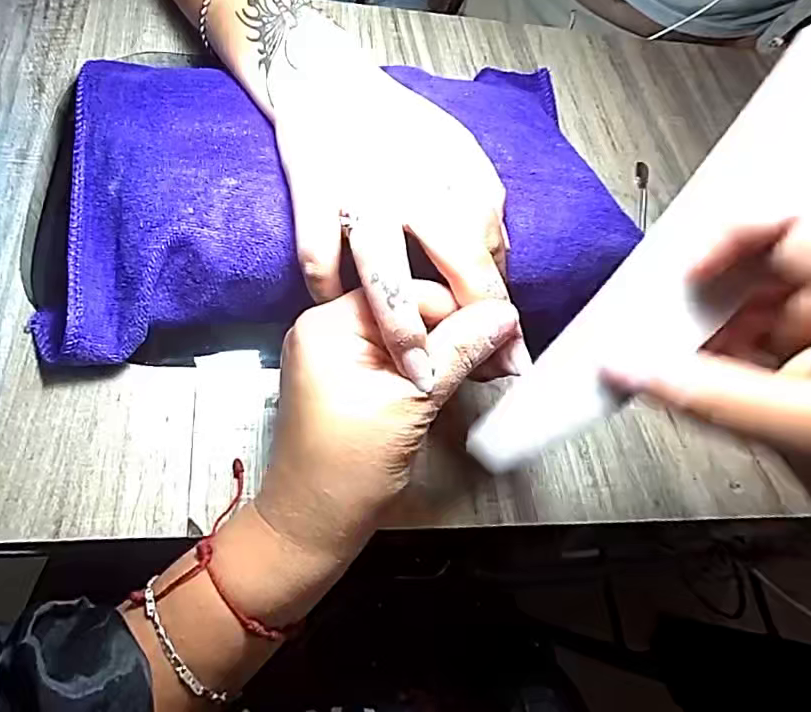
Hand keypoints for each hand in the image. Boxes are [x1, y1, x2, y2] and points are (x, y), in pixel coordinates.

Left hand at [257, 286, 520, 562]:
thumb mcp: (409, 404)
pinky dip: (419, 363)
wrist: (312, 519)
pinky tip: (446, 378)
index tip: (498, 333)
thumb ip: (456, 353)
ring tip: (478, 369)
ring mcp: (330, 349)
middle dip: (453, 330)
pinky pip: (387, 350)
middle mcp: (323, 327)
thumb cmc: (342, 472)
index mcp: (327, 324)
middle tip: (498, 355)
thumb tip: (498, 316)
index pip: (403, 291)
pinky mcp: (341, 371)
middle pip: (402, 307)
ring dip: (441, 348)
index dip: (456, 310)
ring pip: (400, 330)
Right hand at [265, 24, 525, 391]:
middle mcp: (415, 187)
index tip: (507, 344)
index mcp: (456, 173)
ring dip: (404, 334)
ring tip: (415, 375)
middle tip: (486, 376)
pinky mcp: (312, 197)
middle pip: (458, 270)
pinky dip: (326, 293)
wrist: (324, 80)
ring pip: (386, 279)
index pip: (492, 255)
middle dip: (477, 331)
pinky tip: (336, 308)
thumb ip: (478, 203)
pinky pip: (318, 261)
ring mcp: (360, 195)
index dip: (502, 308)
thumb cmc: (391, 120)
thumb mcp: (453, 149)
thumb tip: (494, 262)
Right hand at [602, 184, 810, 563]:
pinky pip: (745, 331)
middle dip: (703, 274)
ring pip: (747, 294)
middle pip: (767, 251)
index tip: (687, 266)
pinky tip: (682, 367)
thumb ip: (710, 398)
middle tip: (652, 301)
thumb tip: (622, 365)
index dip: (739, 225)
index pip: (810, 217)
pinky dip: (707, 345)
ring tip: (658, 341)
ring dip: (700, 315)